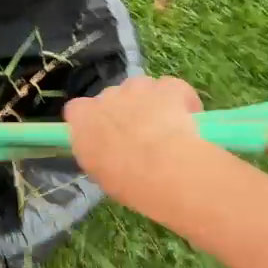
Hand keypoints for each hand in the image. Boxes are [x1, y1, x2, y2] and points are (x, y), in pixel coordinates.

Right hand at [63, 75, 205, 205]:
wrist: (166, 170)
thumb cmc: (128, 181)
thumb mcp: (100, 173)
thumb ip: (96, 152)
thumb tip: (106, 151)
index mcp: (83, 118)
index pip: (78, 110)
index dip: (93, 121)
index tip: (104, 136)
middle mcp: (106, 96)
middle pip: (113, 98)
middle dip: (124, 112)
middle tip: (139, 137)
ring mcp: (137, 87)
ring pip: (142, 89)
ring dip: (150, 102)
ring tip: (166, 128)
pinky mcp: (168, 86)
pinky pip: (172, 88)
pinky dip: (181, 101)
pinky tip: (189, 120)